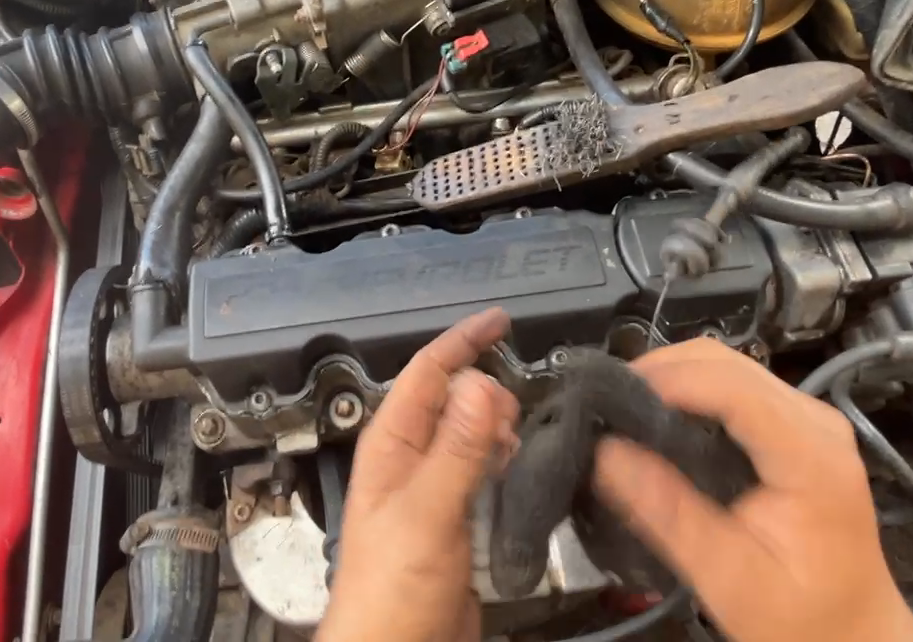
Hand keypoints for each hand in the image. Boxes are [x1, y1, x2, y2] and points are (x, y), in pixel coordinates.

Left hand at [317, 308, 520, 641]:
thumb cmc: (389, 591)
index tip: (500, 321)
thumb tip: (480, 384)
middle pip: (454, 399)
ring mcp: (435, 488)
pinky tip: (519, 470)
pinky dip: (504, 462)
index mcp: (392, 442)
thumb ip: (456, 450)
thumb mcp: (425, 513)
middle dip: (487, 388)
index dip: (463, 340)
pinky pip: (484, 473)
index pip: (428, 371)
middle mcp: (412, 458)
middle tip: (519, 402)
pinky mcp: (458, 518)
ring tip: (523, 435)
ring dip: (498, 427)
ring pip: (472, 435)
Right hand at [592, 340, 912, 641]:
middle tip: (609, 401)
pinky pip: (732, 380)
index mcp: (810, 456)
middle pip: (725, 361)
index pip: (733, 387)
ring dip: (671, 374)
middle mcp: (814, 420)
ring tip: (626, 405)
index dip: (670, 380)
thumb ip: (667, 512)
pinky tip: (659, 412)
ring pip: (725, 362)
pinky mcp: (794, 420)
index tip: (614, 396)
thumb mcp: (728, 578)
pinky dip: (688, 385)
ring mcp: (807, 416)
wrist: (855, 637)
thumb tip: (603, 452)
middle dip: (660, 371)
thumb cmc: (799, 616)